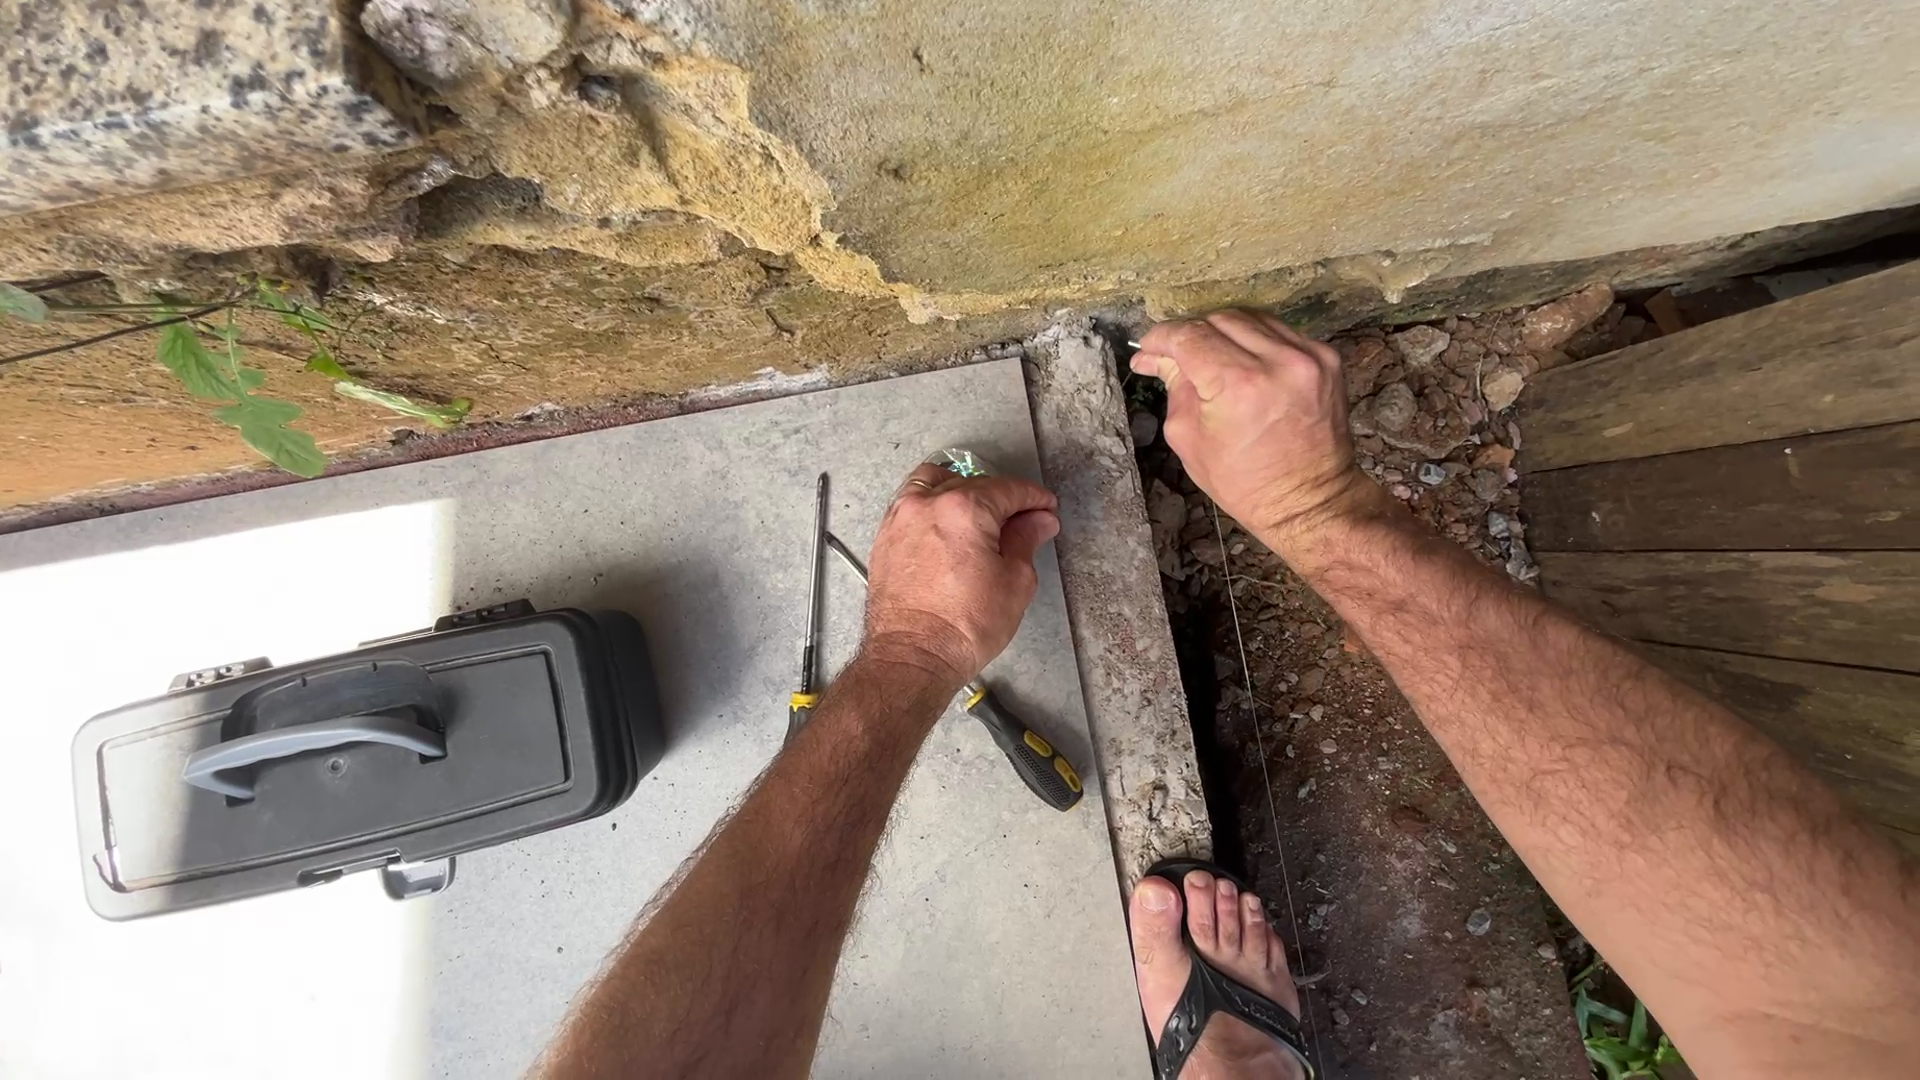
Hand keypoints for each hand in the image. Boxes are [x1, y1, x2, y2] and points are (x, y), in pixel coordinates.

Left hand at [861, 464, 1060, 689]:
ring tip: (981, 516)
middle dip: (1003, 499)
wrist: (912, 657)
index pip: (1009, 489)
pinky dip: (934, 505)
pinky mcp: (885, 538)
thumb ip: (1027, 541)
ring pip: (936, 484)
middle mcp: (928, 504)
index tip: (1045, 508)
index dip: (1034, 498)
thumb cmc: (962, 627)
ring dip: (963, 490)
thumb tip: (1039, 521)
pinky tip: (948, 527)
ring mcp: (901, 519)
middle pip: (974, 484)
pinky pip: (911, 504)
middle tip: (1024, 522)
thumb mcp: (1015, 582)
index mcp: (965, 508)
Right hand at [1133, 310, 1373, 547]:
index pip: (1190, 336)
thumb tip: (1155, 358)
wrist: (1306, 500)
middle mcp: (1277, 361)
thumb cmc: (1241, 481)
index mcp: (1237, 385)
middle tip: (1174, 357)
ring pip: (1250, 319)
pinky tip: (1242, 363)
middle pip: (1219, 320)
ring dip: (1222, 333)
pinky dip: (1254, 341)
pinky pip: (1279, 332)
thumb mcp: (1188, 438)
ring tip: (1208, 358)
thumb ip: (1173, 386)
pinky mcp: (1326, 358)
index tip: (1149, 347)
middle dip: (1191, 334)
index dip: (1162, 338)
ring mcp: (1308, 356)